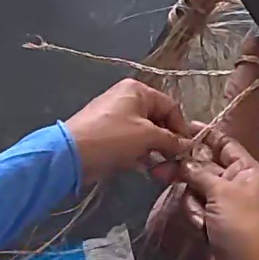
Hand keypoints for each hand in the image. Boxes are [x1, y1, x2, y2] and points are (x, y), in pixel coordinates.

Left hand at [63, 79, 188, 187]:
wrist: (71, 155)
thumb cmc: (112, 137)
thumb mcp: (147, 136)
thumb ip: (171, 140)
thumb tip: (187, 145)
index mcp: (138, 90)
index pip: (171, 107)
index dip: (181, 128)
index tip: (187, 149)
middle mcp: (128, 99)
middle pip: (159, 120)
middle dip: (168, 142)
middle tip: (174, 161)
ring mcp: (117, 117)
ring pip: (146, 133)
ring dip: (155, 150)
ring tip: (161, 169)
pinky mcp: (109, 135)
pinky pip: (133, 142)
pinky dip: (141, 154)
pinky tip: (146, 168)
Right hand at [178, 128, 258, 259]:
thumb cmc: (241, 227)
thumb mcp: (222, 193)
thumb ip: (201, 172)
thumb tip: (183, 159)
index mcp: (249, 171)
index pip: (225, 144)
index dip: (206, 135)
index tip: (183, 128)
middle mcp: (238, 184)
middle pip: (206, 166)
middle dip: (189, 171)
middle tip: (163, 169)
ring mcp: (225, 205)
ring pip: (196, 188)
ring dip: (193, 201)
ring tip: (201, 218)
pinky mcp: (213, 223)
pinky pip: (196, 208)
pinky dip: (195, 216)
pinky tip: (201, 229)